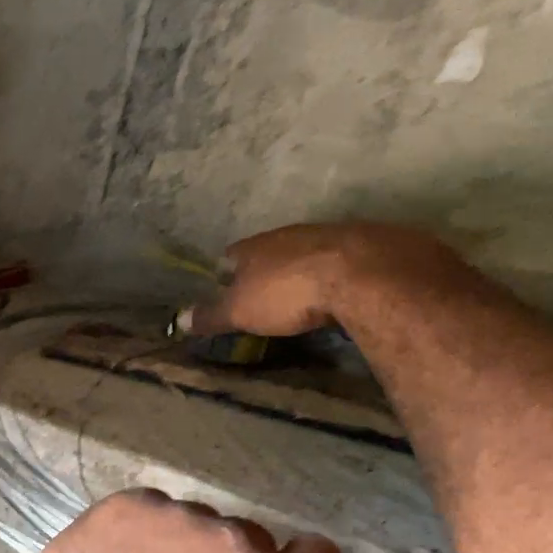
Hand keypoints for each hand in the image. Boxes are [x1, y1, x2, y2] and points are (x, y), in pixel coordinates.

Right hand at [184, 222, 463, 336]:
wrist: (366, 273)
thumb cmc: (288, 292)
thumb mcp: (239, 311)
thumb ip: (210, 315)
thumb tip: (178, 320)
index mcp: (255, 246)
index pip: (231, 255)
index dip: (227, 271)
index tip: (227, 286)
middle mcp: (292, 233)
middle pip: (274, 250)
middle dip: (270, 267)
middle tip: (269, 292)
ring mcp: (334, 233)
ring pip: (313, 250)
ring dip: (309, 267)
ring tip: (310, 292)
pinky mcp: (374, 242)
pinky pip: (351, 258)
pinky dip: (345, 271)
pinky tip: (350, 288)